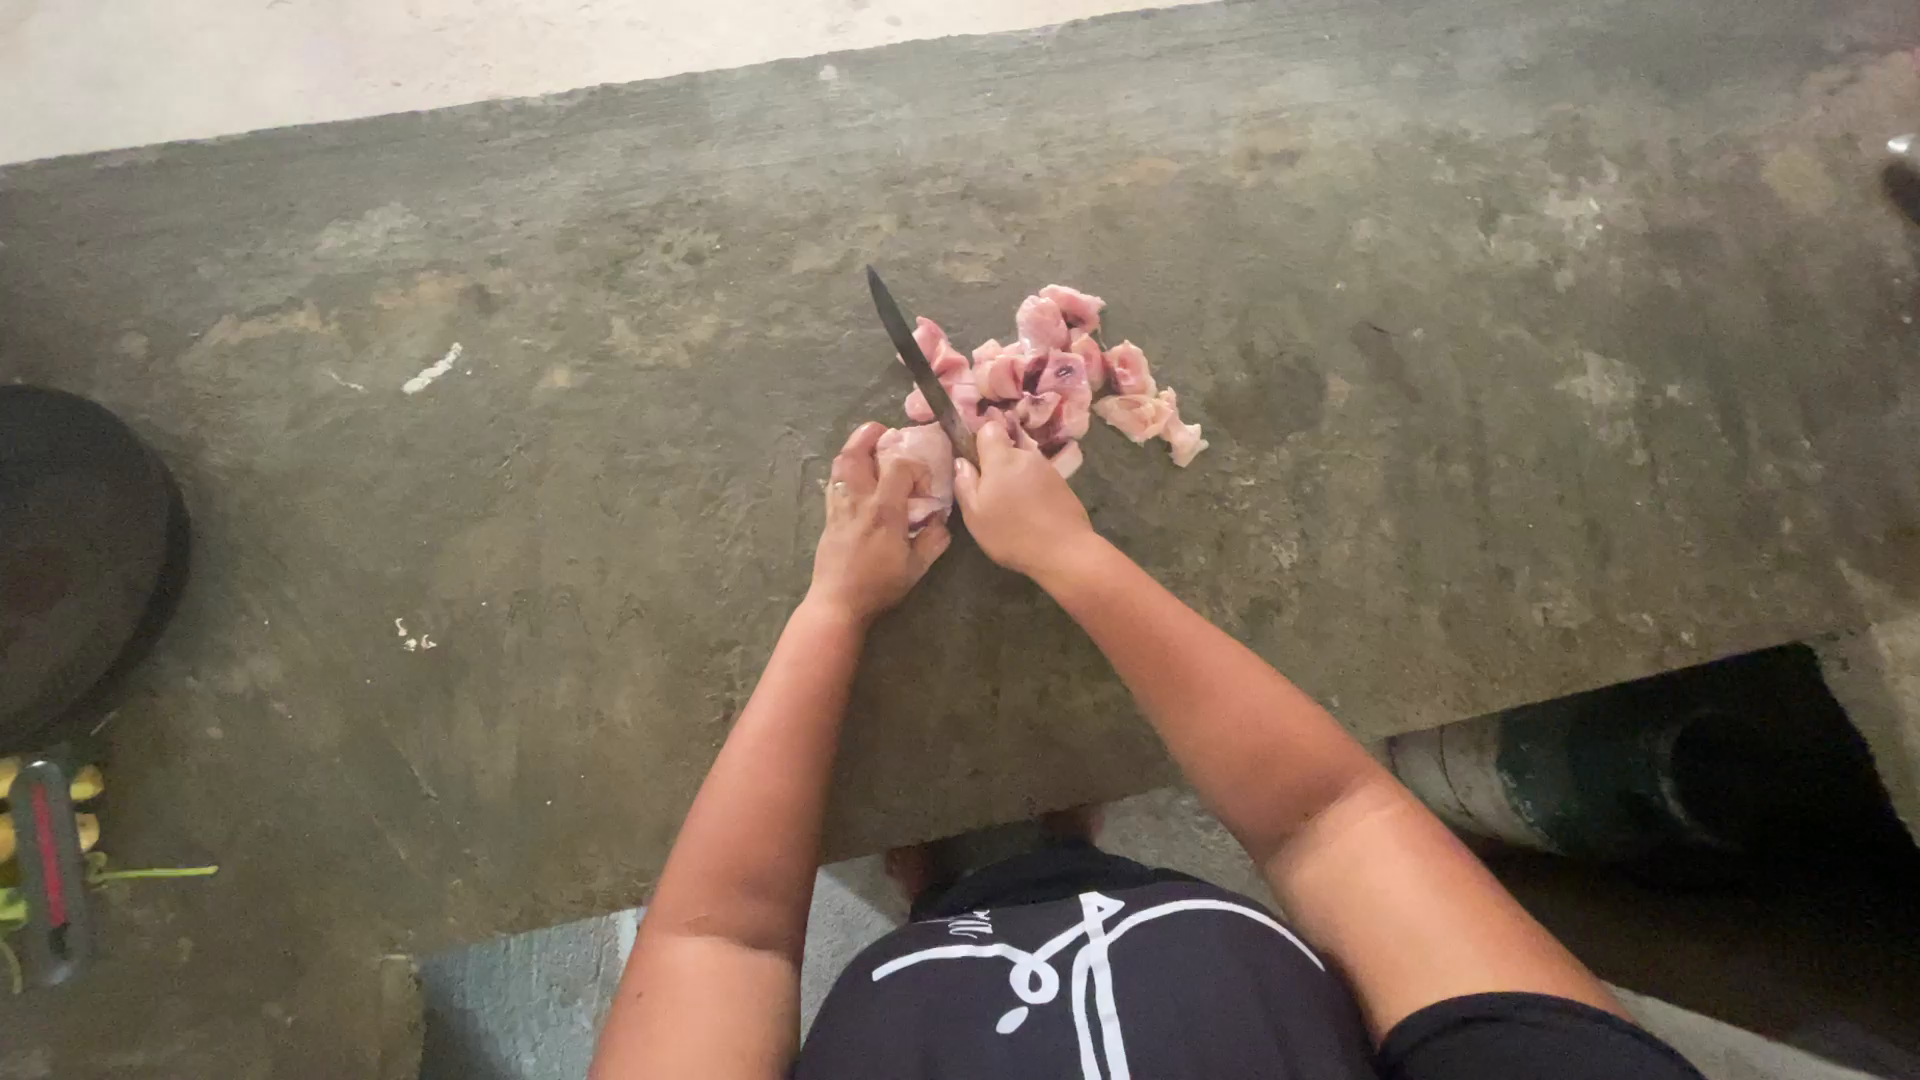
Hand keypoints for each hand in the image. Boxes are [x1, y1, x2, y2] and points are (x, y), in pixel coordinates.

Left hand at [806, 422, 950, 624]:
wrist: (838, 602)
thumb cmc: (879, 585)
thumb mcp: (917, 567)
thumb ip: (934, 541)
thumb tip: (941, 522)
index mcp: (883, 511)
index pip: (899, 468)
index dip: (916, 469)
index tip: (924, 490)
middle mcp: (858, 501)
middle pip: (855, 454)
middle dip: (869, 436)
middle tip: (884, 432)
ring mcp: (839, 507)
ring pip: (839, 465)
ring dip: (854, 448)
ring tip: (868, 445)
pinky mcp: (829, 517)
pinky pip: (834, 483)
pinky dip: (845, 471)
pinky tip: (855, 476)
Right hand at [953, 423, 1096, 579]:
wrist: (1064, 551)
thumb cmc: (1011, 534)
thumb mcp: (975, 515)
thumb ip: (965, 484)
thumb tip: (961, 462)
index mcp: (1002, 458)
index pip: (989, 428)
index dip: (980, 442)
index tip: (976, 465)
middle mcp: (1027, 456)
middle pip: (1008, 450)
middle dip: (998, 466)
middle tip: (993, 496)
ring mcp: (1049, 469)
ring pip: (1024, 465)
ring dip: (1017, 479)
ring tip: (1015, 509)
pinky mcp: (1063, 484)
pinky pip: (1040, 479)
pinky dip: (1033, 490)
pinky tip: (1033, 514)